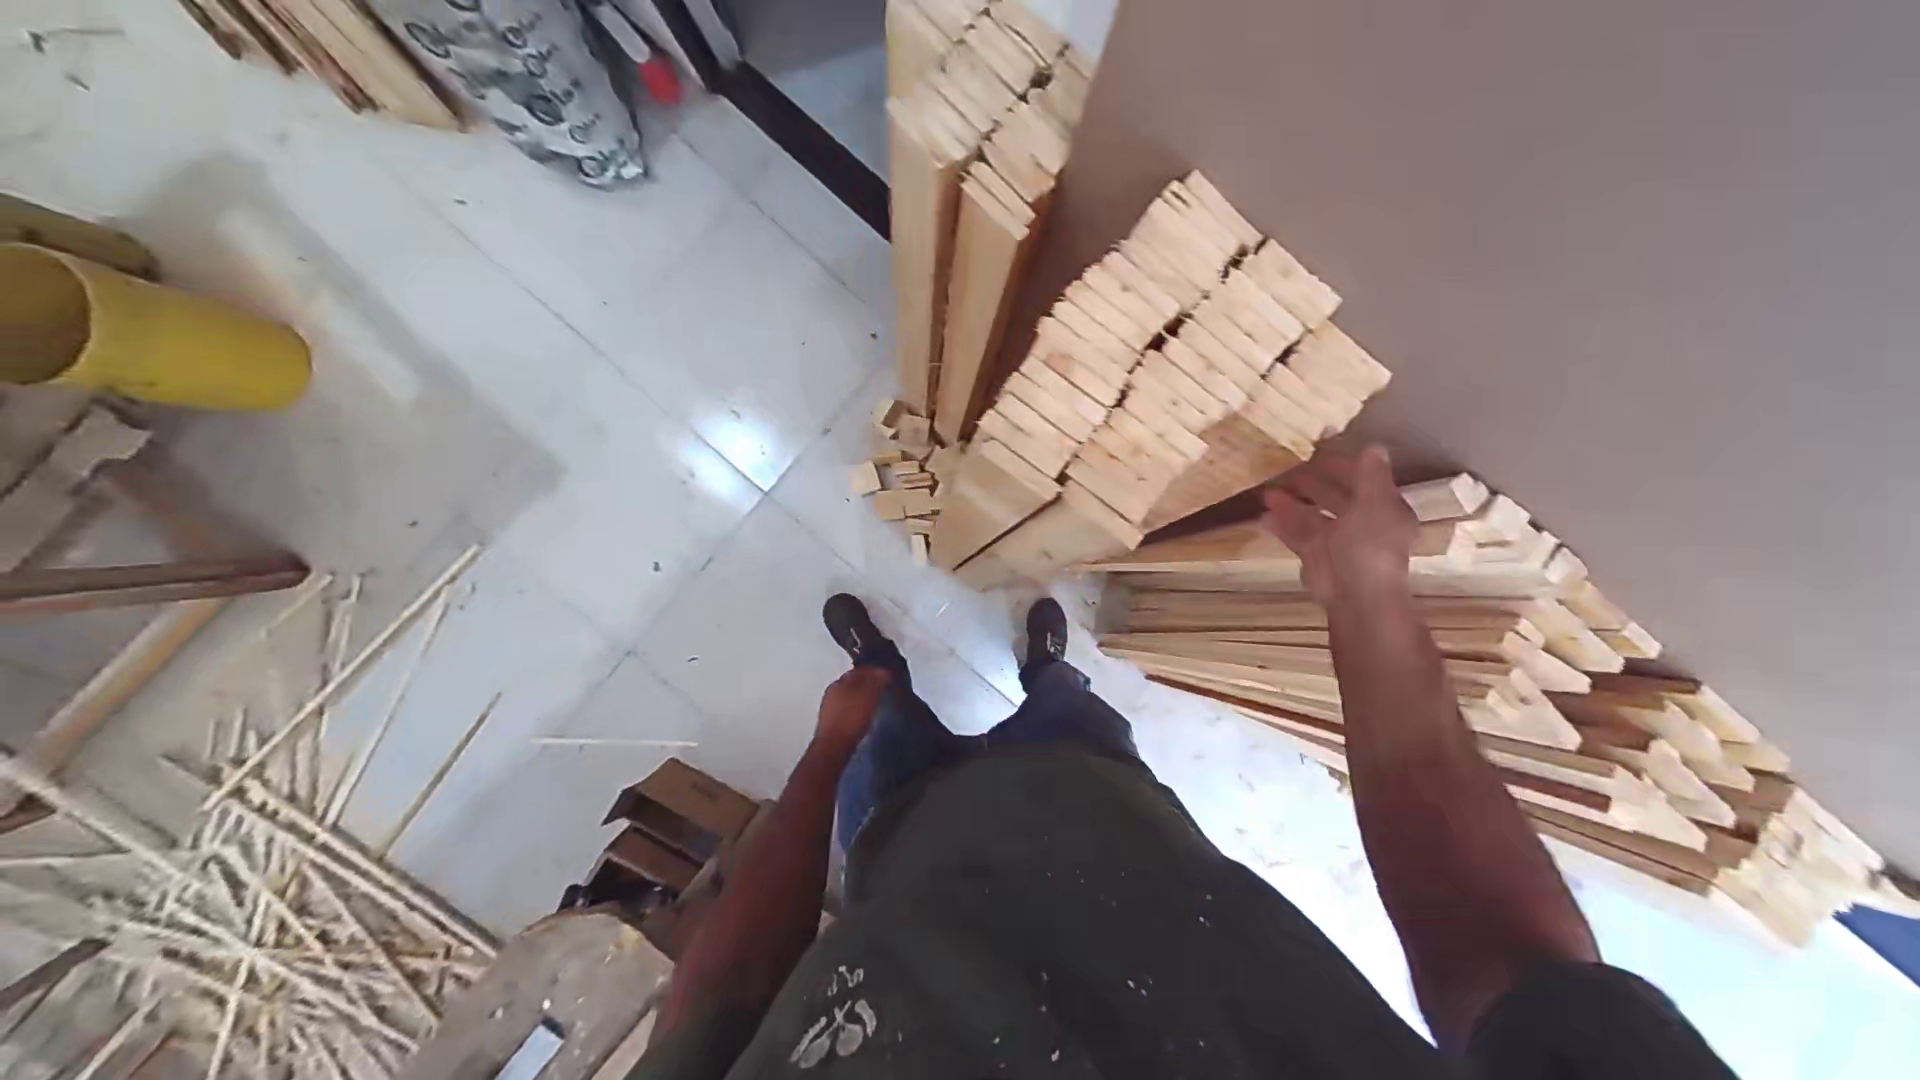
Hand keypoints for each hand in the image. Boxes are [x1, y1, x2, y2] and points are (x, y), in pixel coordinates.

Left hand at [814, 667, 890, 752]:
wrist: (833, 747)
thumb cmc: (852, 718)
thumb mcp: (868, 695)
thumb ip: (875, 680)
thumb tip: (882, 670)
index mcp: (841, 681)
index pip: (860, 669)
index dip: (875, 670)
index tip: (887, 675)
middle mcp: (832, 691)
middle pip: (853, 681)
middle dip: (867, 682)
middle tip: (882, 687)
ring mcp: (829, 707)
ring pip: (849, 695)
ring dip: (861, 696)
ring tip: (874, 702)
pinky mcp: (830, 722)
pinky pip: (846, 708)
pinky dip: (855, 708)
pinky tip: (862, 716)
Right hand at [1262, 445, 1417, 606]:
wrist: (1355, 594)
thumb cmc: (1369, 545)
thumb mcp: (1374, 504)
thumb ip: (1371, 475)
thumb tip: (1374, 446)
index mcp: (1382, 509)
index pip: (1363, 480)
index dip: (1343, 465)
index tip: (1317, 452)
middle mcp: (1361, 523)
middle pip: (1334, 497)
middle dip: (1311, 484)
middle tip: (1286, 469)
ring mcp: (1337, 541)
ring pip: (1311, 516)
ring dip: (1291, 504)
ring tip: (1267, 493)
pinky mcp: (1316, 556)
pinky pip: (1297, 536)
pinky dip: (1282, 527)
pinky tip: (1264, 518)